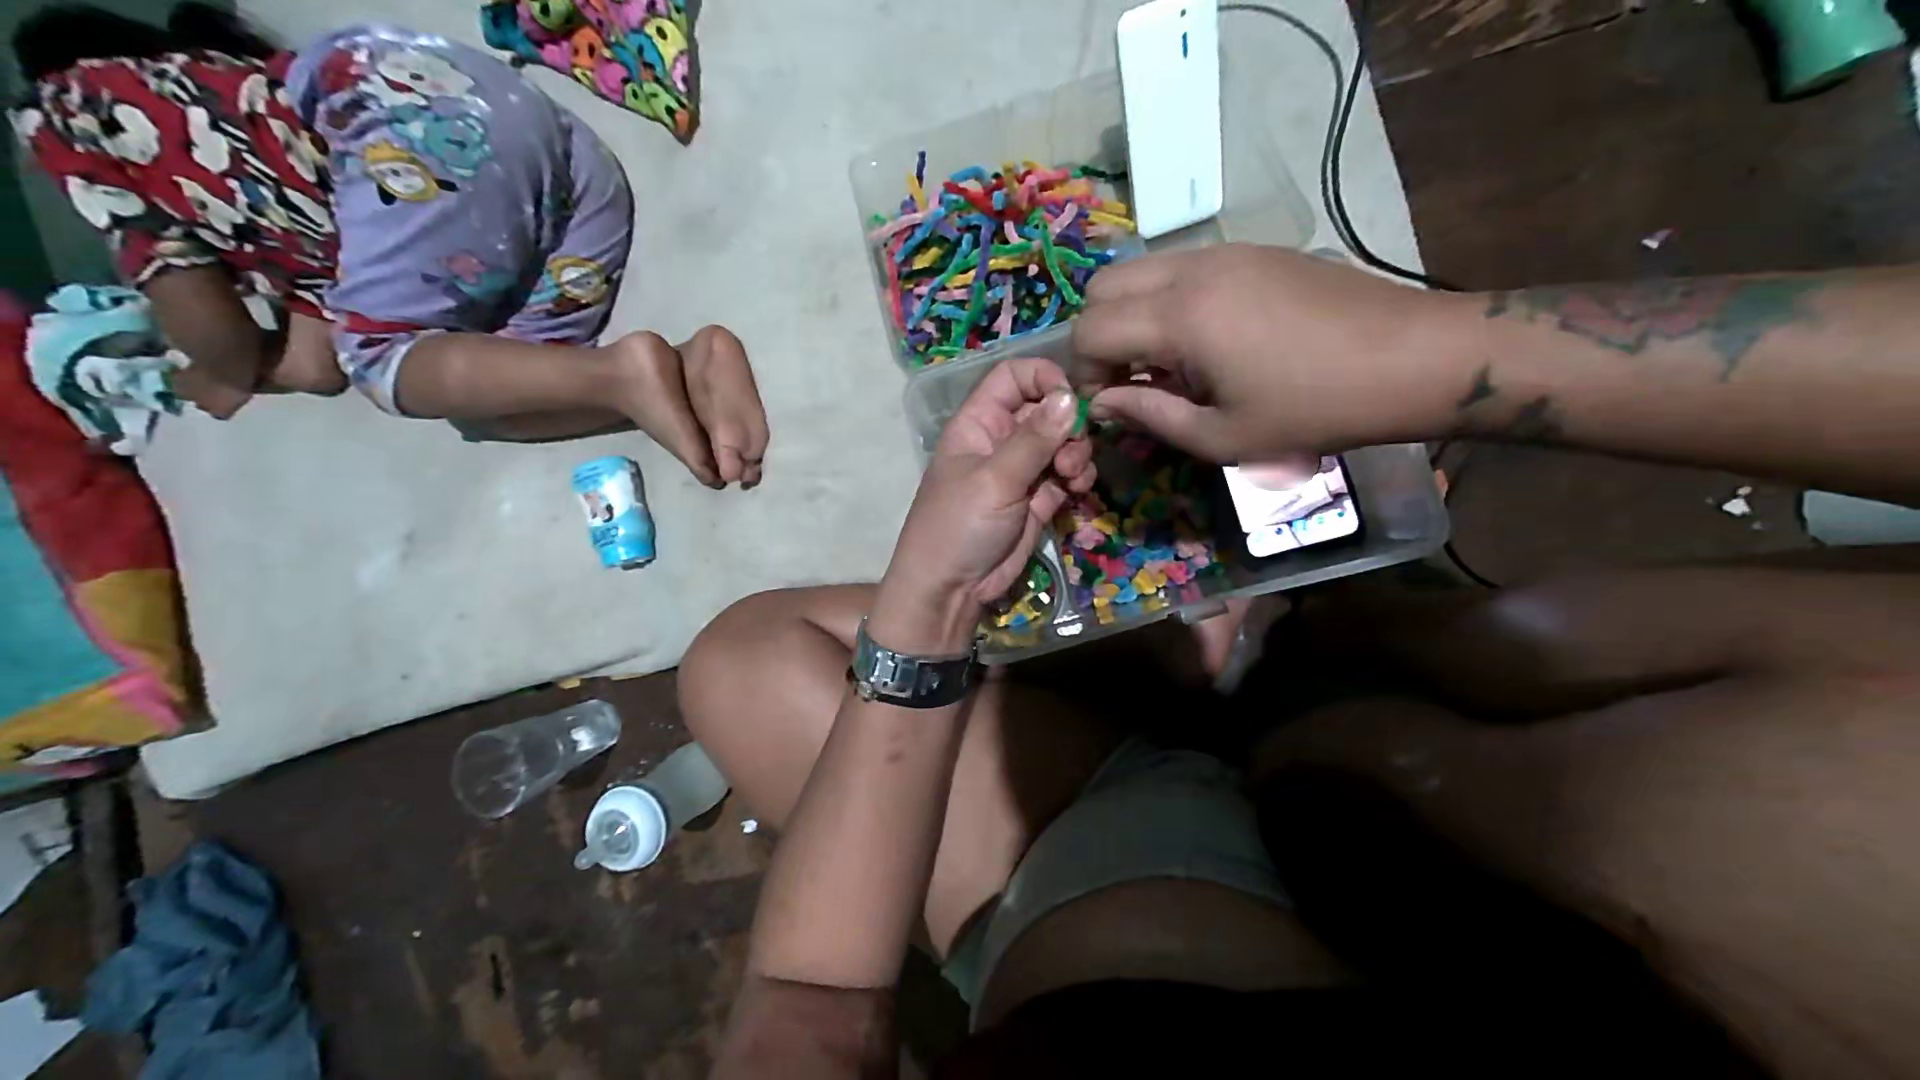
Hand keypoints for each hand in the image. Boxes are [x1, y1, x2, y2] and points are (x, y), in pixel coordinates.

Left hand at [871, 358, 1096, 653]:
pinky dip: (1077, 476)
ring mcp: (1020, 471)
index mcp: (978, 423)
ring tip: (1073, 476)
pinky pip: (1065, 474)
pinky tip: (1078, 489)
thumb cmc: (958, 526)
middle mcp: (1000, 440)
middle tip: (1071, 452)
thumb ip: (1033, 439)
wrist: (950, 590)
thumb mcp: (994, 479)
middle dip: (1068, 424)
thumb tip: (1069, 396)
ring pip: (1061, 442)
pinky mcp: (1036, 499)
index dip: (1043, 378)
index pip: (1013, 378)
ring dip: (1077, 452)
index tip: (1070, 398)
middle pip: (1045, 409)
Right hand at [1070, 244, 1476, 462]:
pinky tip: (1202, 342)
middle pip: (1101, 287)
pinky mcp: (1251, 252)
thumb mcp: (1222, 436)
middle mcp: (1192, 269)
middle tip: (1129, 379)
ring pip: (1137, 271)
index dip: (1084, 372)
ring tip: (1166, 364)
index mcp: (1181, 316)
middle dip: (1098, 336)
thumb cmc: (1315, 409)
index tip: (1111, 404)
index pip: (1089, 329)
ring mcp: (1224, 253)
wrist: (1415, 357)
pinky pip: (1178, 268)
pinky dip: (1164, 302)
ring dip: (1131, 317)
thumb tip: (1102, 403)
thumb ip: (1148, 415)